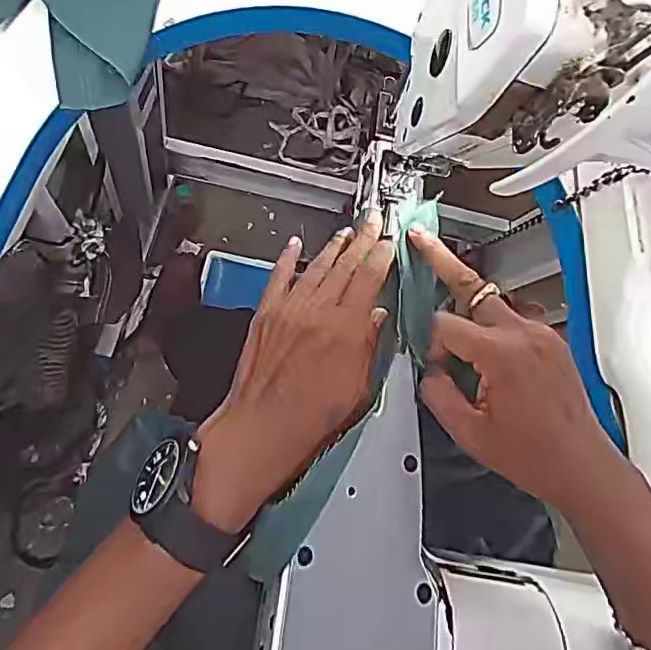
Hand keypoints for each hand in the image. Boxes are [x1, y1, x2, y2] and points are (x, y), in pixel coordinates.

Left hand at [193, 213, 394, 531]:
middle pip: (345, 265)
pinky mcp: (266, 315)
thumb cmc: (311, 418)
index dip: (382, 256)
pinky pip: (279, 277)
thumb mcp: (359, 388)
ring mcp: (289, 310)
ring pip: (316, 267)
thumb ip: (369, 346)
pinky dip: (288, 259)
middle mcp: (317, 312)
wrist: (261, 428)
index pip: (369, 278)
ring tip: (346, 232)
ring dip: (333, 247)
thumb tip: (376, 319)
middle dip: (362, 239)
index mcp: (345, 329)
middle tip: (372, 221)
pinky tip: (295, 245)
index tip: (389, 242)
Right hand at [407, 228, 625, 512]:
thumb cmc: (536, 455)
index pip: (447, 324)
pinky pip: (515, 318)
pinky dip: (495, 323)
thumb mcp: (469, 432)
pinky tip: (488, 347)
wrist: (581, 465)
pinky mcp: (552, 341)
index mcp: (501, 355)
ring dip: (470, 303)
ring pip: (495, 301)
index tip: (434, 364)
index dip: (432, 344)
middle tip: (422, 240)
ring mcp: (542, 335)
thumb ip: (438, 392)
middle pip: (474, 288)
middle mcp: (525, 335)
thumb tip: (431, 370)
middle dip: (443, 264)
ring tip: (447, 284)